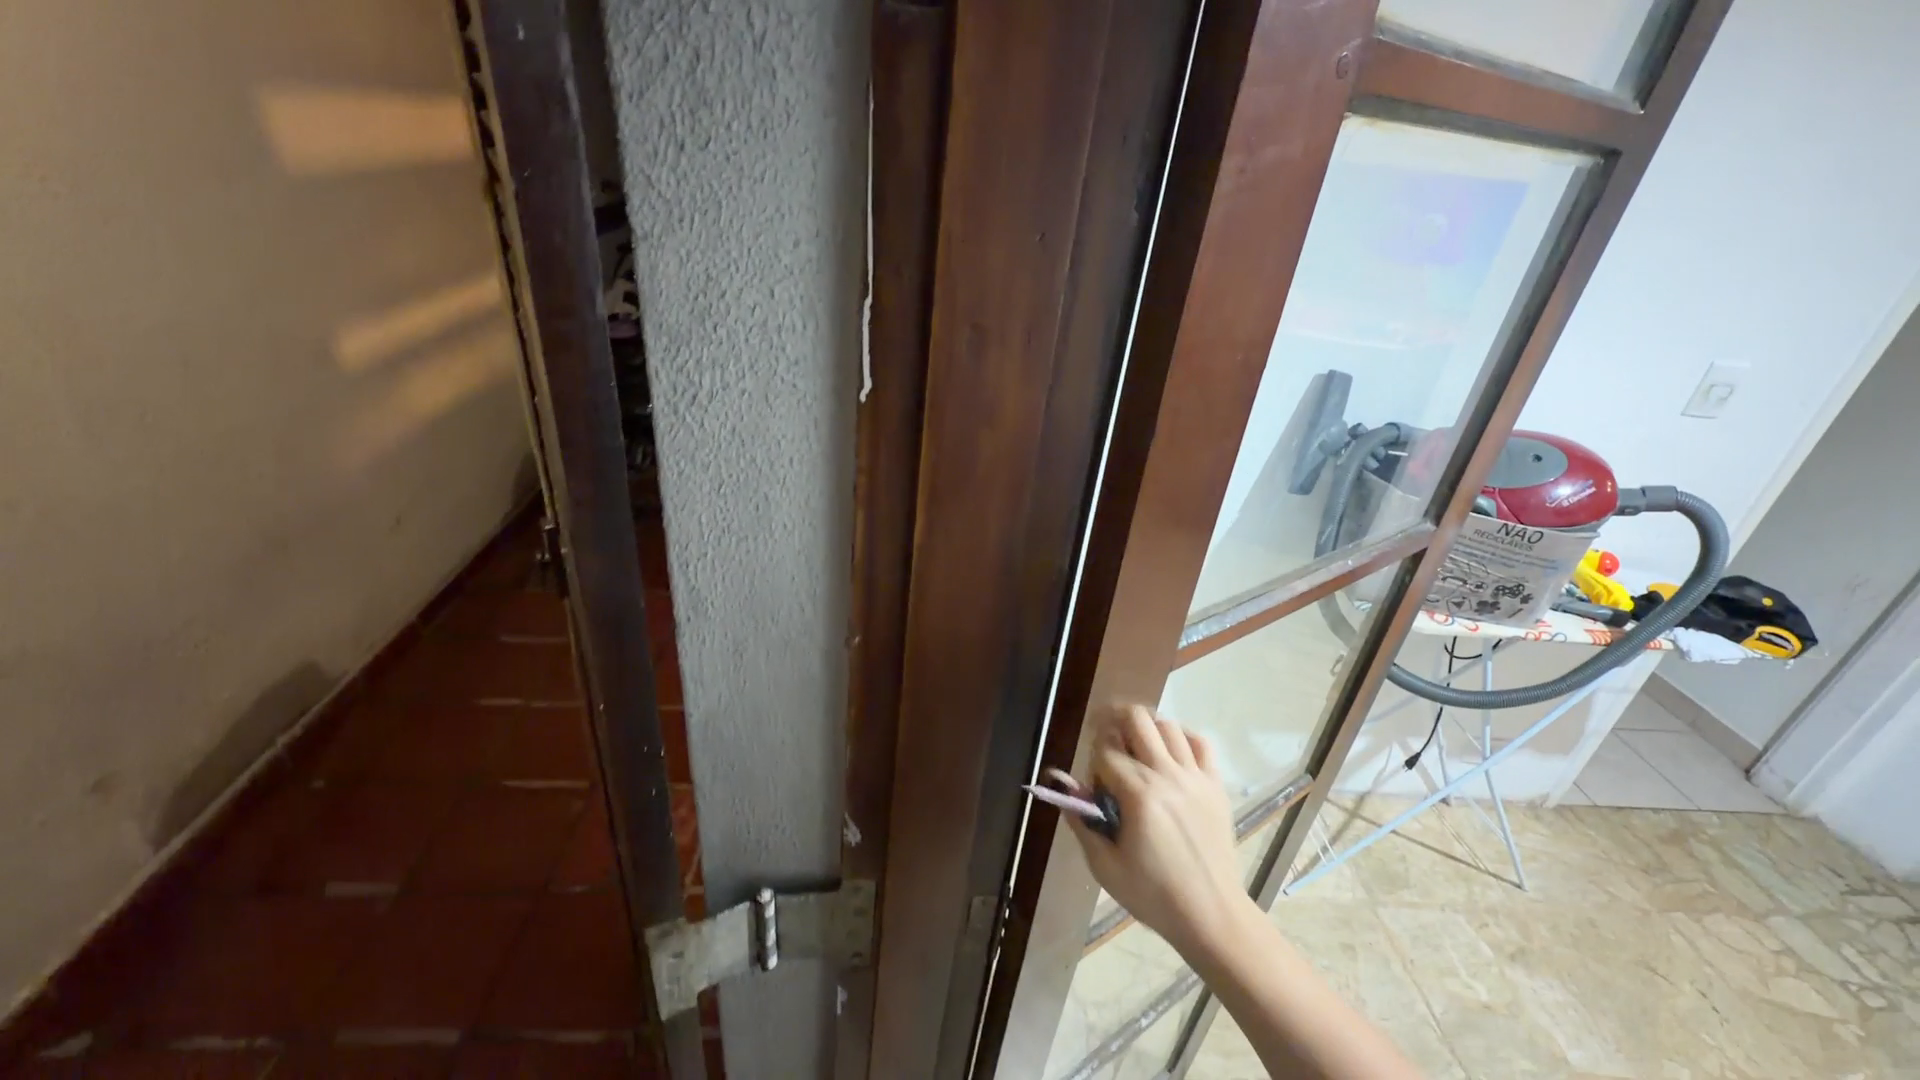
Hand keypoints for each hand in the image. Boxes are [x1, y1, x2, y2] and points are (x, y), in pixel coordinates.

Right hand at [1064, 704, 1251, 958]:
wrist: (1211, 914)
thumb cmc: (1153, 895)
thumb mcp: (1105, 865)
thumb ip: (1082, 821)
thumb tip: (1062, 788)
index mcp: (1139, 794)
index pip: (1105, 750)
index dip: (1092, 759)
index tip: (1094, 783)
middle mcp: (1168, 775)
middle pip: (1137, 719)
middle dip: (1113, 720)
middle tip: (1103, 735)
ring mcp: (1196, 777)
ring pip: (1168, 725)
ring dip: (1145, 729)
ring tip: (1135, 748)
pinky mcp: (1216, 785)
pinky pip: (1200, 743)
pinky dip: (1181, 738)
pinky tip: (1169, 754)